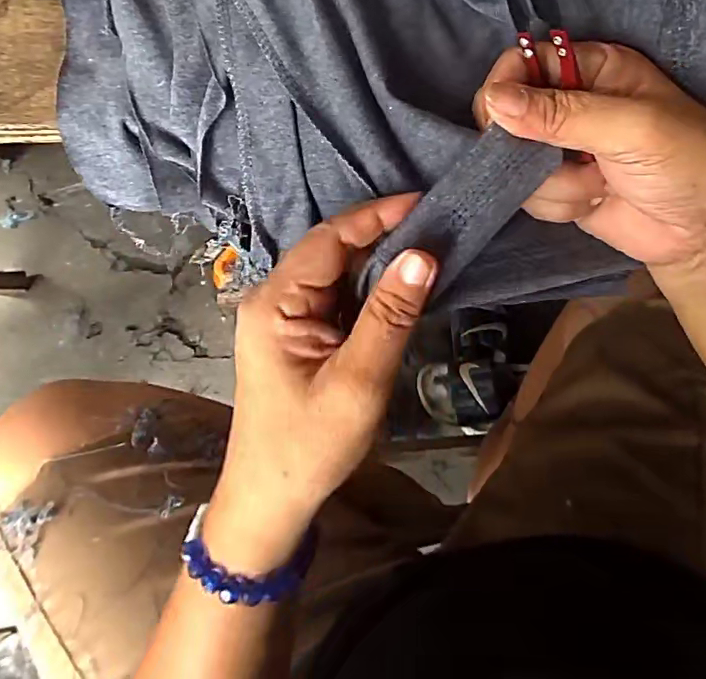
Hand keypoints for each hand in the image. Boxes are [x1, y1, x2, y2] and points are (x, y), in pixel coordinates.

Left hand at [205, 195, 435, 571]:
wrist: (271, 502)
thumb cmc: (309, 447)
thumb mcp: (358, 382)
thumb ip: (390, 316)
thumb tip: (423, 254)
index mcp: (275, 302)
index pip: (329, 239)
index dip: (376, 216)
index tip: (423, 202)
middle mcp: (274, 297)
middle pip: (331, 248)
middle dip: (380, 232)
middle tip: (434, 223)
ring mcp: (283, 313)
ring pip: (335, 269)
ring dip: (377, 257)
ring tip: (426, 242)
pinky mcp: (297, 330)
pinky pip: (336, 292)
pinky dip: (368, 283)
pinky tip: (399, 279)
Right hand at [474, 42, 705, 281]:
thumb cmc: (692, 163)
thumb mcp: (631, 127)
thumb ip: (561, 113)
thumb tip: (493, 99)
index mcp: (594, 68)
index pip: (526, 62)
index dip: (505, 86)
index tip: (498, 118)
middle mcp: (573, 102)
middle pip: (507, 111)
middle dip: (526, 143)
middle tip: (556, 157)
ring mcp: (564, 148)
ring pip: (513, 158)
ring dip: (550, 180)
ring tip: (598, 184)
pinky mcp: (561, 186)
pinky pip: (527, 192)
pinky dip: (557, 202)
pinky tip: (594, 202)